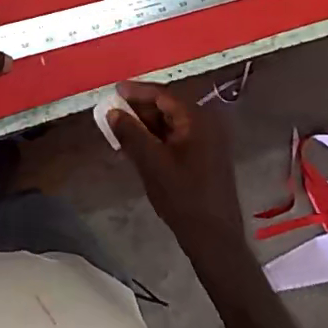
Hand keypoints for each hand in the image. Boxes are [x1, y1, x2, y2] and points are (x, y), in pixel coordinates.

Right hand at [107, 82, 246, 254]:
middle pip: (168, 106)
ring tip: (121, 129)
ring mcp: (208, 142)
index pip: (164, 95)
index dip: (137, 91)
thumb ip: (131, 133)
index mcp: (198, 120)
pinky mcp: (205, 157)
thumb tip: (113, 112)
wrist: (214, 237)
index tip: (114, 90)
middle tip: (114, 111)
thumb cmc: (183, 196)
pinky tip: (137, 146)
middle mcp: (206, 124)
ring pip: (171, 123)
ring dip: (146, 124)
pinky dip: (156, 137)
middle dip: (140, 108)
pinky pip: (176, 137)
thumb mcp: (151, 163)